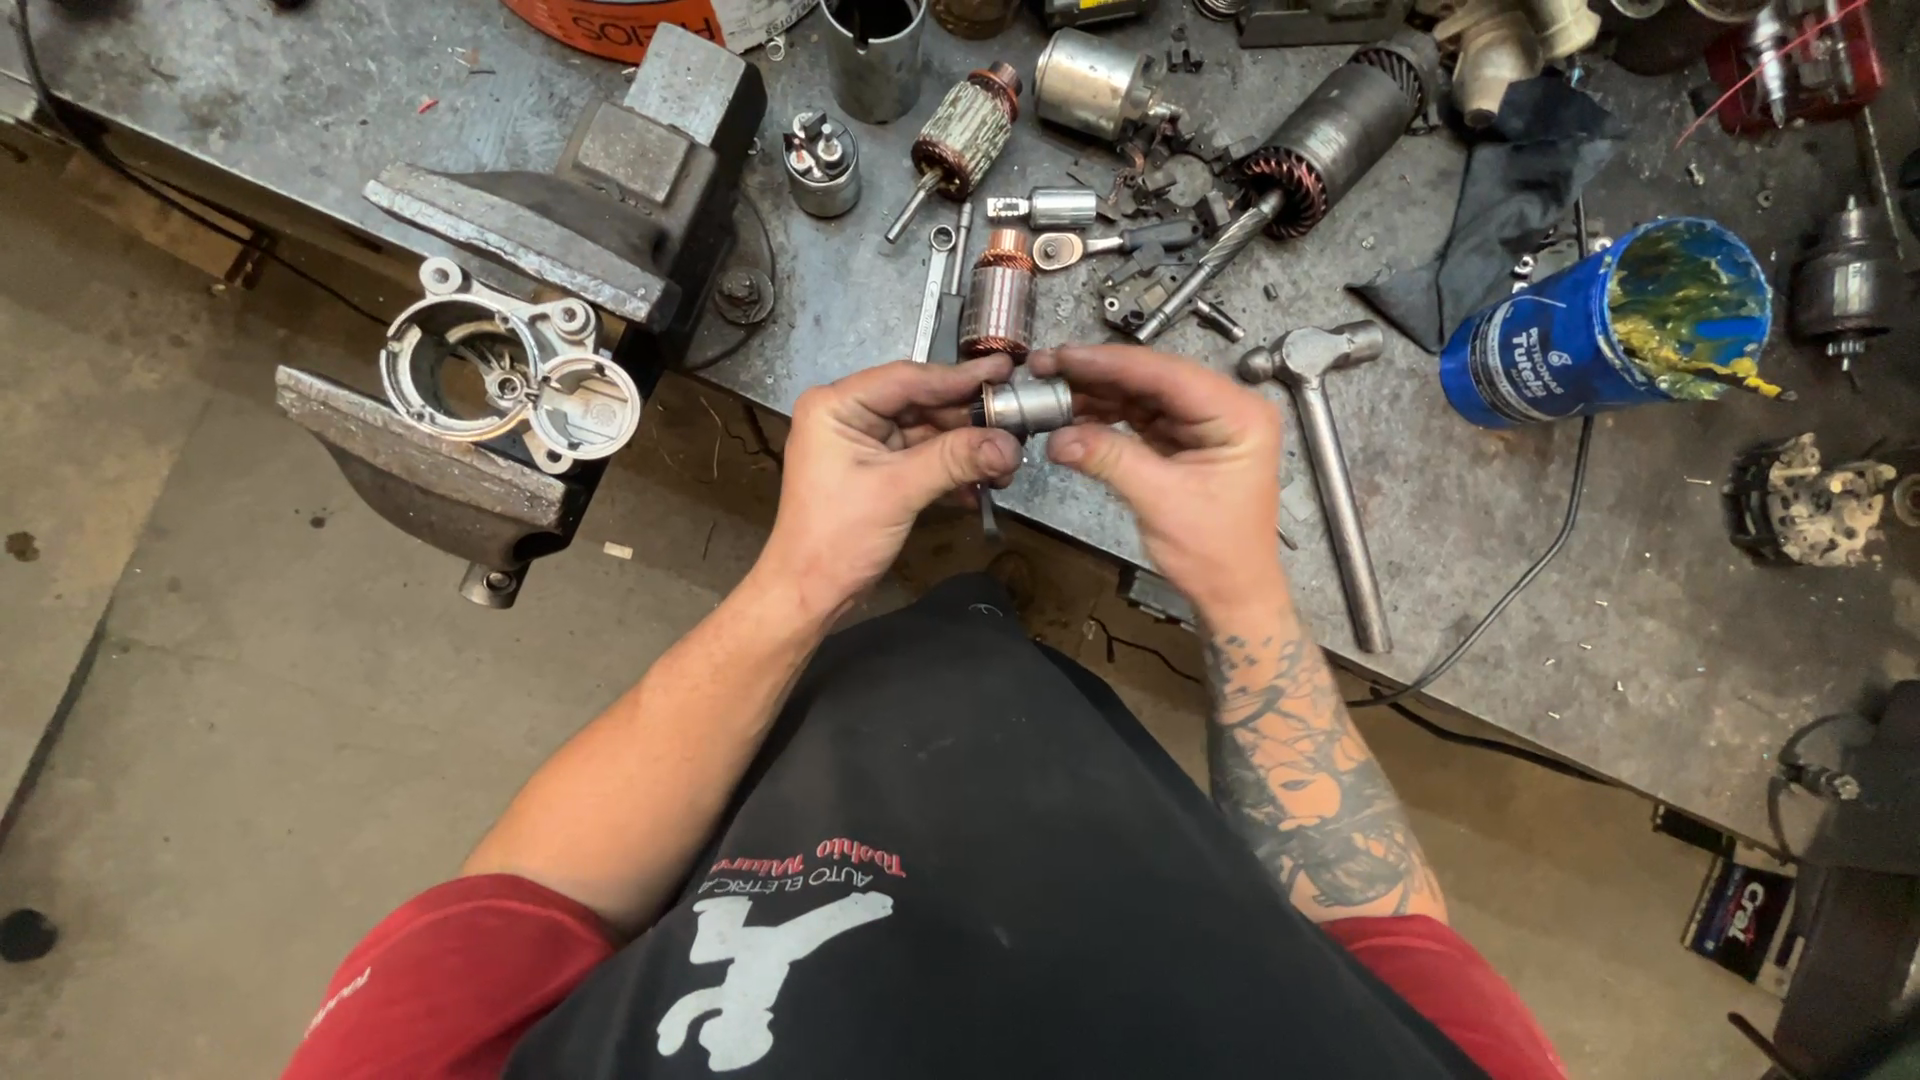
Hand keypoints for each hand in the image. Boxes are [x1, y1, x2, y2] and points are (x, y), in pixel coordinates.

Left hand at [754, 356, 1022, 618]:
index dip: (958, 377)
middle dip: (968, 420)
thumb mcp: (898, 491)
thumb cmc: (837, 538)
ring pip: (927, 433)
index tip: (1003, 371)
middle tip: (1015, 423)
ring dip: (966, 449)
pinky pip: (922, 459)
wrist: (811, 592)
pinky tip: (982, 485)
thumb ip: (955, 460)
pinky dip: (951, 471)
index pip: (907, 379)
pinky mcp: (878, 472)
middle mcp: (848, 416)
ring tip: (1006, 462)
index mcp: (836, 406)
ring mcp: (864, 445)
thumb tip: (1010, 445)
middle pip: (921, 404)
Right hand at [1029, 345, 1285, 621]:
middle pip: (1153, 379)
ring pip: (1142, 395)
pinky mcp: (1183, 441)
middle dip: (1099, 375)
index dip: (1112, 364)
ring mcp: (1203, 425)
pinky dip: (1106, 416)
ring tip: (1053, 391)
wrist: (1231, 592)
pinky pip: (1139, 418)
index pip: (1168, 375)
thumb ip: (1110, 460)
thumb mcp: (1160, 501)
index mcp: (1239, 414)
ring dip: (1097, 393)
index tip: (1066, 357)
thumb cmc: (1215, 553)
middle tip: (1049, 368)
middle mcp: (1225, 409)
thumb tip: (1059, 437)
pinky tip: (1074, 414)